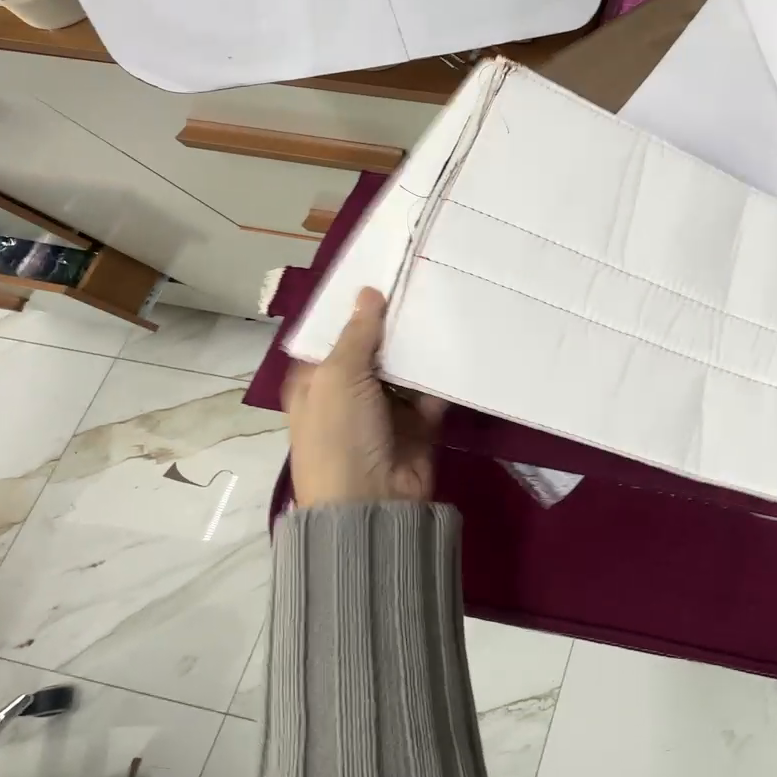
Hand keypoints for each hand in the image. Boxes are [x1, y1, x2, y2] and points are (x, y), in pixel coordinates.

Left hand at [283, 287, 445, 506]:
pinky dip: (444, 378)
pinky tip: (460, 349)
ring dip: (422, 348)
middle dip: (395, 324)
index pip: (332, 336)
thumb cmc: (339, 435)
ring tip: (447, 309)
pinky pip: (434, 393)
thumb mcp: (338, 378)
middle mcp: (349, 392)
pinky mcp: (419, 424)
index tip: (382, 277)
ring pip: (407, 368)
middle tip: (424, 286)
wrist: (371, 499)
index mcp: (316, 381)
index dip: (353, 310)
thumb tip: (369, 292)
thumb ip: (357, 335)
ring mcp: (386, 409)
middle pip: (374, 349)